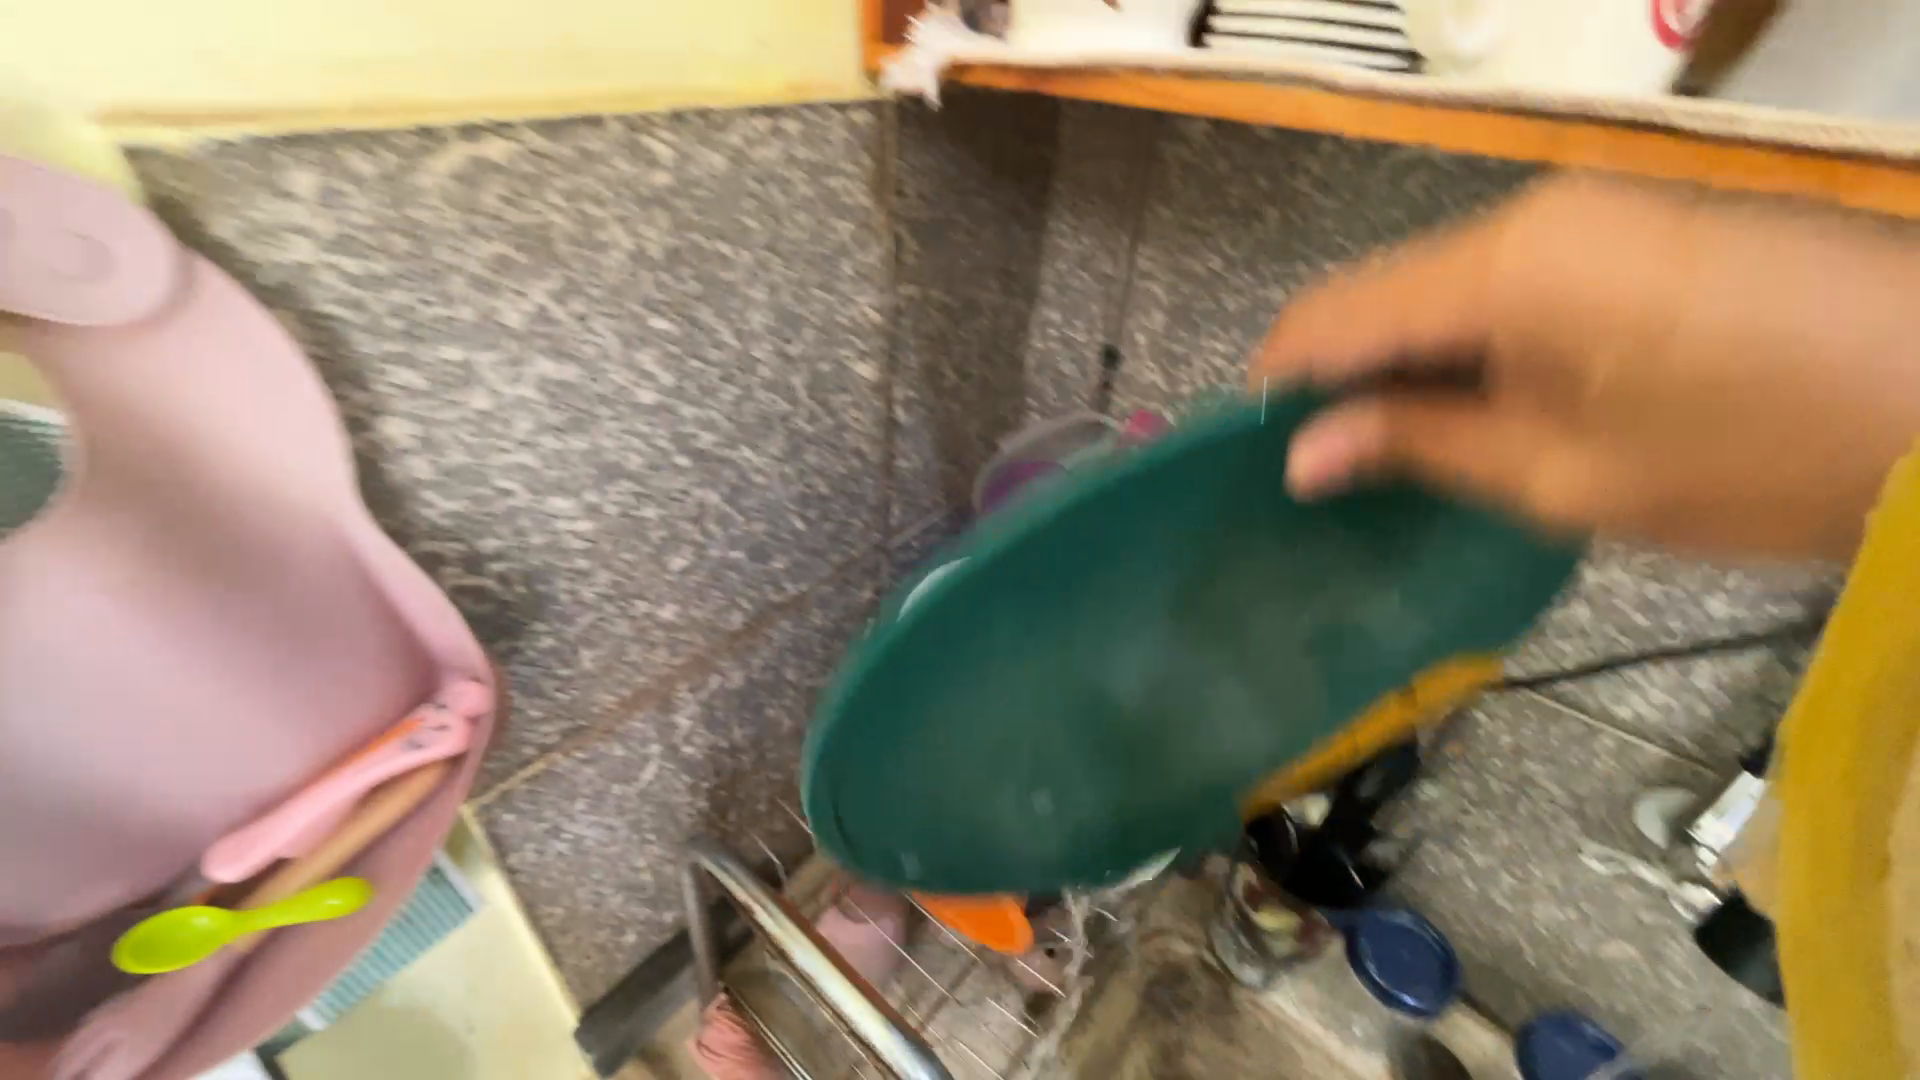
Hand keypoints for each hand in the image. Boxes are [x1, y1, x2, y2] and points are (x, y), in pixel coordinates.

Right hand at [1250, 177, 1919, 561]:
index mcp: (1499, 273)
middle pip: (1367, 294)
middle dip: (1329, 374)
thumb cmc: (1762, 456)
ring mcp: (1573, 215)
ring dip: (1389, 361)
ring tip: (1393, 442)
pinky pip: (1484, 283)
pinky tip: (1467, 400)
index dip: (1278, 384)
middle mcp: (1520, 218)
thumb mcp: (1562, 475)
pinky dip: (1449, 343)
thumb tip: (1301, 455)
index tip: (1260, 452)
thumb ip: (1416, 445)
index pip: (1328, 318)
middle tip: (1327, 461)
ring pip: (1420, 288)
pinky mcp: (1613, 229)